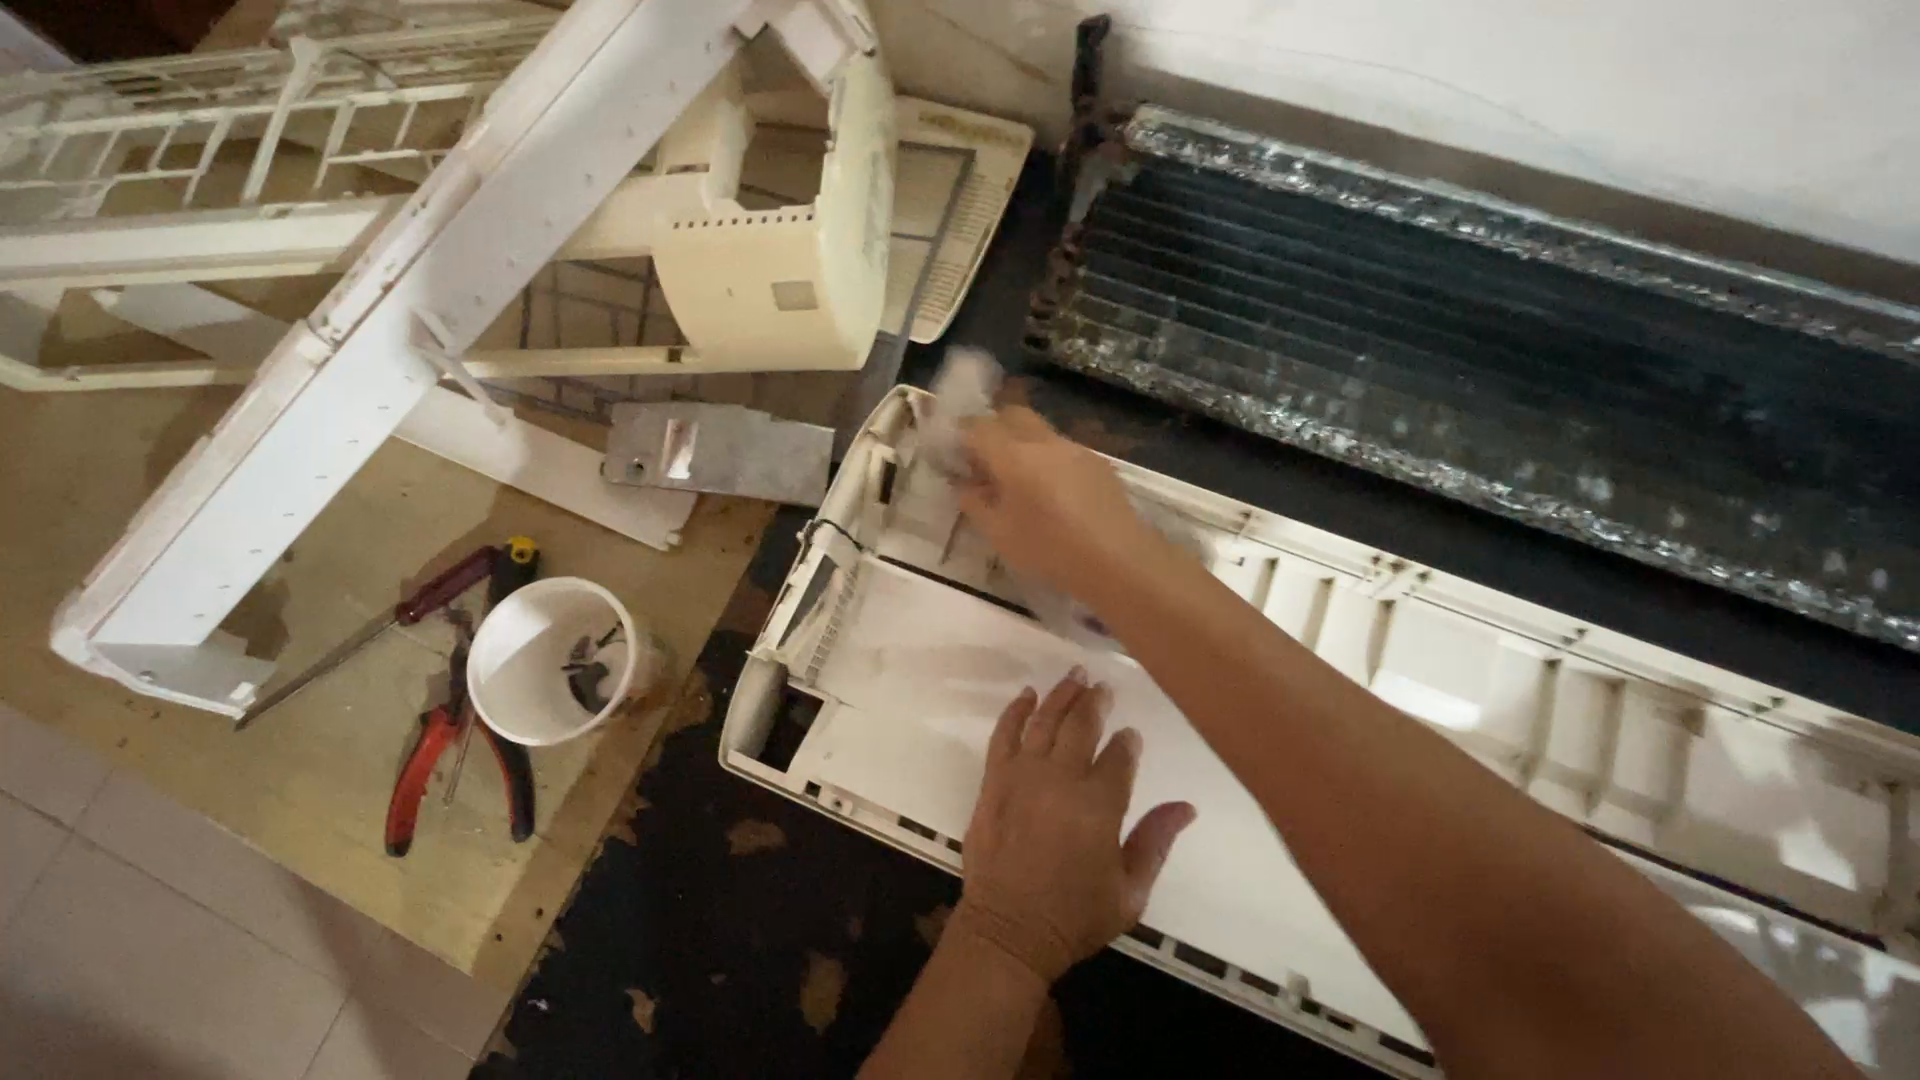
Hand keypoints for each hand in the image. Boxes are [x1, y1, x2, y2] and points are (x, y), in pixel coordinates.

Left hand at [953, 668, 1197, 983]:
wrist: (1008, 930)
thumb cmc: (1075, 917)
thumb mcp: (1130, 892)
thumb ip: (1156, 841)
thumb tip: (1186, 807)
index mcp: (1100, 806)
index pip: (1120, 756)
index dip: (1128, 742)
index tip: (1132, 735)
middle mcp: (1061, 780)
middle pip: (1081, 725)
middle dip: (1096, 702)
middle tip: (1103, 686)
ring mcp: (1023, 776)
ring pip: (1044, 721)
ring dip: (1061, 694)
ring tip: (1074, 674)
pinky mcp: (994, 782)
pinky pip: (1004, 735)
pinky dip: (1015, 711)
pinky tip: (1027, 696)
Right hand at [957, 407, 1165, 601]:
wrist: (1120, 559)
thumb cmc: (1051, 550)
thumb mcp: (1000, 534)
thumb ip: (975, 503)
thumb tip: (964, 484)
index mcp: (1013, 455)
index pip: (977, 426)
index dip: (960, 434)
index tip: (953, 453)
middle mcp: (1044, 441)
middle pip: (1012, 415)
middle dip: (992, 428)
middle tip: (983, 460)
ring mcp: (1075, 448)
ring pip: (1039, 431)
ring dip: (1022, 444)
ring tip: (1018, 481)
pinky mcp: (1098, 462)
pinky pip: (1062, 449)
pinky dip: (1047, 459)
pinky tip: (1051, 493)